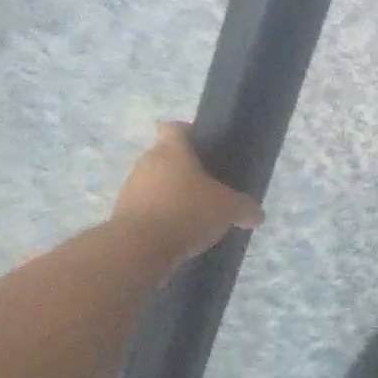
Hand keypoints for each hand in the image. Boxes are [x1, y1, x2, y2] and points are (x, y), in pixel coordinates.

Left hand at [112, 122, 262, 258]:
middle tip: (204, 184)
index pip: (174, 127)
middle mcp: (146, 163)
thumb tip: (257, 214)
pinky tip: (175, 234)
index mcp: (172, 150)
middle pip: (163, 156)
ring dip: (168, 195)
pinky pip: (143, 209)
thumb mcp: (228, 209)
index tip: (200, 144)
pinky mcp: (120, 217)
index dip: (187, 132)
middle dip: (181, 169)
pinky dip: (157, 217)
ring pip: (152, 184)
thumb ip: (244, 208)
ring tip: (190, 213)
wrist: (138, 250)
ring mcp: (129, 190)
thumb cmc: (186, 212)